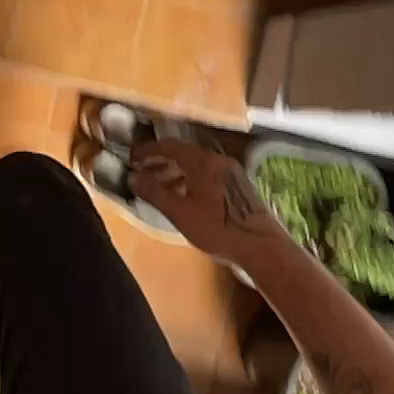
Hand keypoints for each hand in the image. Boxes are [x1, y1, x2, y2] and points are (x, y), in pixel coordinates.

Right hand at [130, 140, 283, 261]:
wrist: (262, 248)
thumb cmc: (217, 228)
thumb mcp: (179, 212)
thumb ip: (154, 192)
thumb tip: (131, 176)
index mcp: (202, 161)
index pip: (168, 146)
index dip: (147, 150)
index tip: (131, 158)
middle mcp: (217, 160)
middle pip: (182, 153)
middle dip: (159, 161)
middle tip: (141, 172)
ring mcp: (230, 172)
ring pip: (195, 165)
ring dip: (173, 172)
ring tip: (157, 187)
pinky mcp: (237, 186)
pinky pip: (206, 174)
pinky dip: (188, 180)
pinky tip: (182, 197)